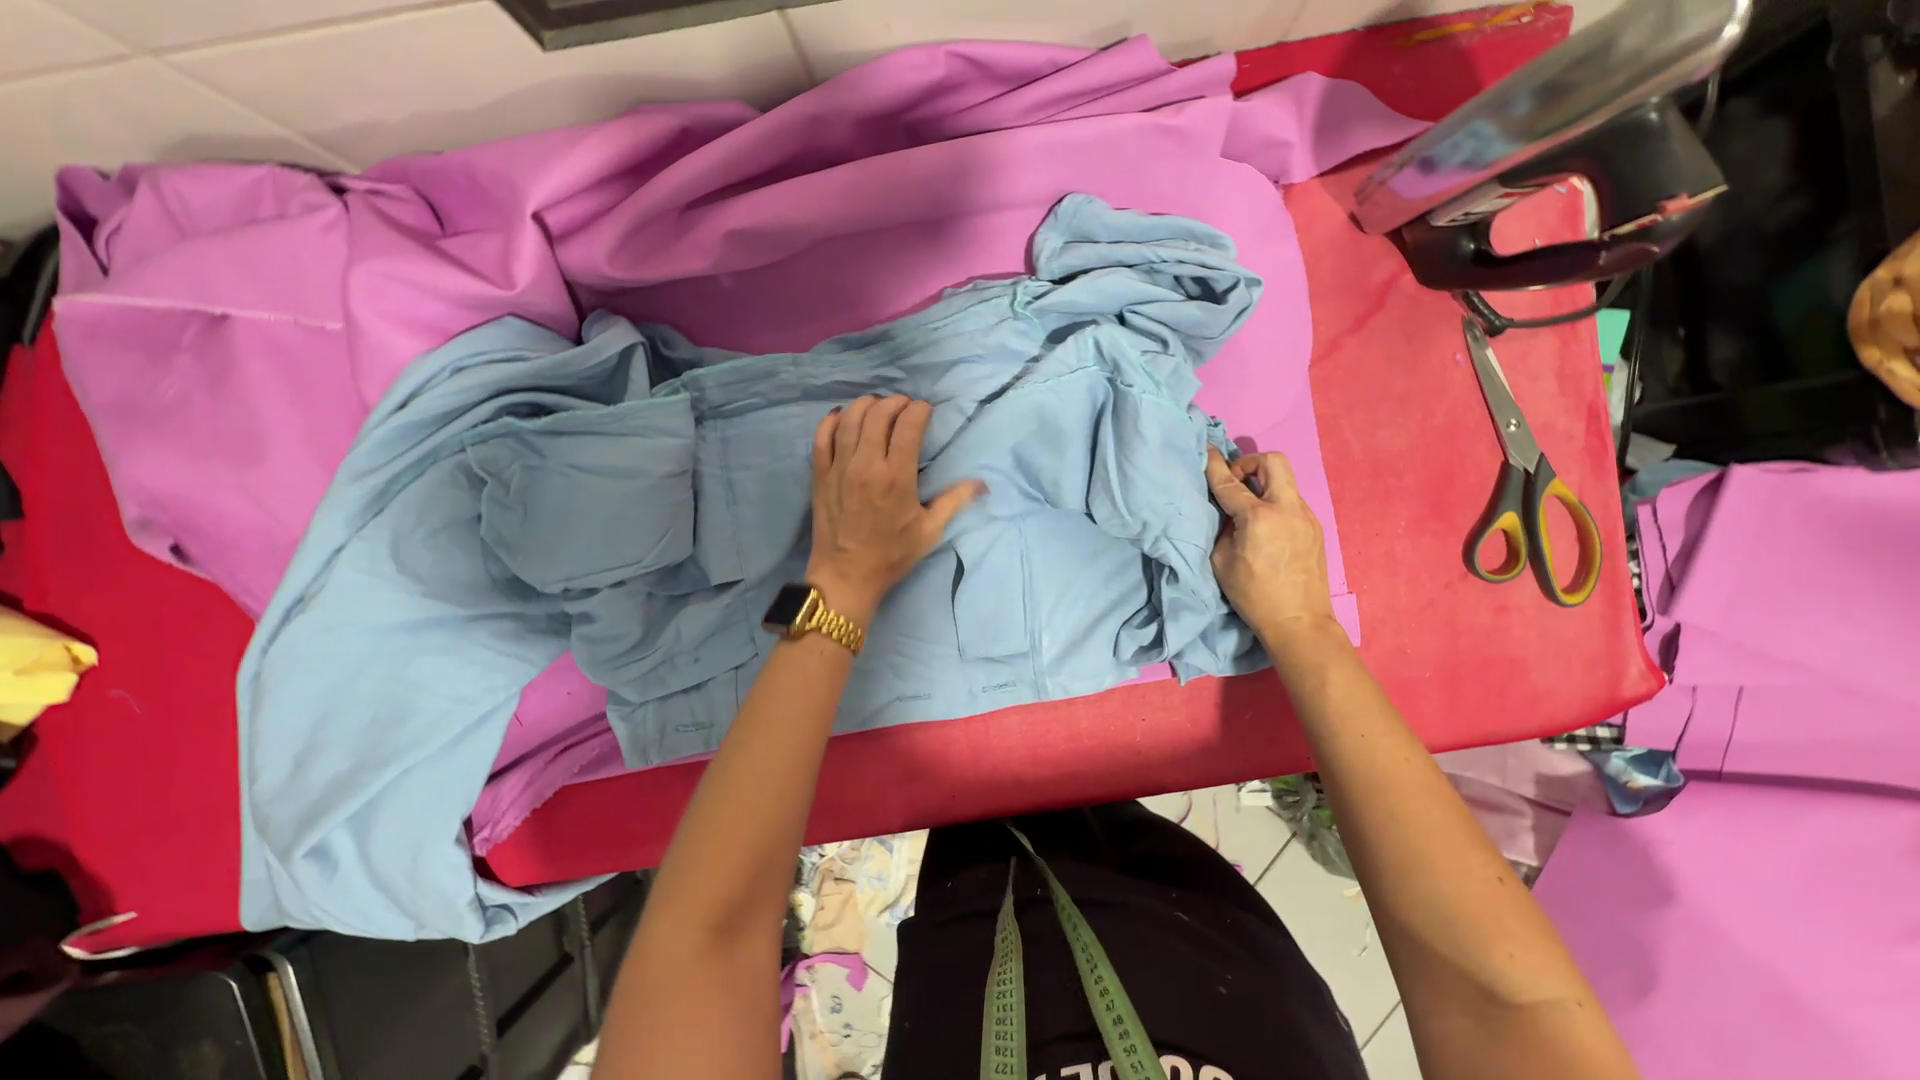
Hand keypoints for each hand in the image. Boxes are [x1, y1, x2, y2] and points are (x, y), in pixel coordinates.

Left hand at [806, 395, 983, 619]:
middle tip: (905, 408)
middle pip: (879, 413)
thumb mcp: (930, 531)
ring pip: (851, 418)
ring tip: (879, 408)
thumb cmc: (891, 555)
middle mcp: (867, 464)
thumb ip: (955, 501)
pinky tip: (844, 418)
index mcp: (897, 476)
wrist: (846, 575)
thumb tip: (983, 484)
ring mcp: (839, 467)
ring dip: (867, 405)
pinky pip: (822, 435)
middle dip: (896, 402)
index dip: (920, 410)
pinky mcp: (820, 474)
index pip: (909, 424)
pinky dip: (833, 420)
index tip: (926, 411)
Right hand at [1205, 447, 1336, 649]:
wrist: (1299, 621)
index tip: (1206, 452)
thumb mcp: (1222, 561)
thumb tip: (1228, 511)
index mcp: (1259, 518)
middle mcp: (1286, 508)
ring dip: (1265, 484)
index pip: (1230, 483)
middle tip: (1237, 483)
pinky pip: (1292, 502)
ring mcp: (1306, 516)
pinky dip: (1276, 503)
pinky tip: (1267, 528)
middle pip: (1272, 461)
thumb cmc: (1253, 596)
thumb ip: (1223, 527)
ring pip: (1285, 480)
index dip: (1214, 466)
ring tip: (1250, 507)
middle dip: (1250, 463)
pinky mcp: (1315, 527)